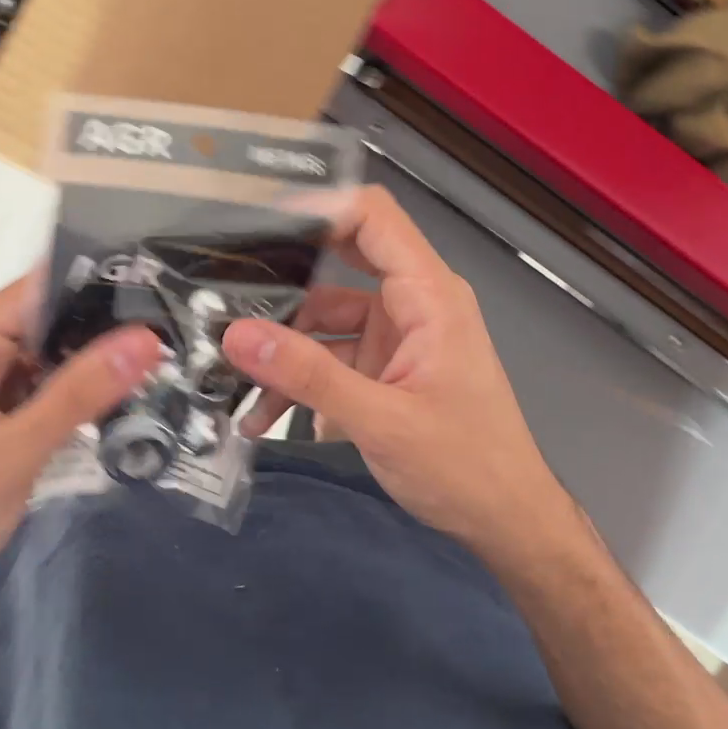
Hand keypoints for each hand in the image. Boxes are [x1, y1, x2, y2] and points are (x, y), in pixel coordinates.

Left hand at [0, 277, 163, 640]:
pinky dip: (83, 402)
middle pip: (53, 322)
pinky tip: (131, 406)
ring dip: (101, 368)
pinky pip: (47, 398)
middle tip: (182, 336)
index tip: (164, 289)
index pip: (42, 288)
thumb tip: (145, 337)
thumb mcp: (10, 455)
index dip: (101, 282)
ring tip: (171, 366)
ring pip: (54, 362)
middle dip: (110, 328)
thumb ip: (78, 394)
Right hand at [221, 188, 574, 556]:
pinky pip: (331, 357)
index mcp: (429, 295)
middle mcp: (412, 302)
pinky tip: (262, 415)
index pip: (373, 218)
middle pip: (341, 261)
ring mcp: (396, 335)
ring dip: (283, 348)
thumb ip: (309, 376)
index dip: (318, 207)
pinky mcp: (384, 368)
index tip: (256, 226)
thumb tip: (237, 336)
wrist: (506, 521)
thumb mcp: (381, 421)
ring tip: (230, 377)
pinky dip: (299, 380)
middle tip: (221, 288)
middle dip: (283, 276)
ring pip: (325, 317)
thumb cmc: (464, 466)